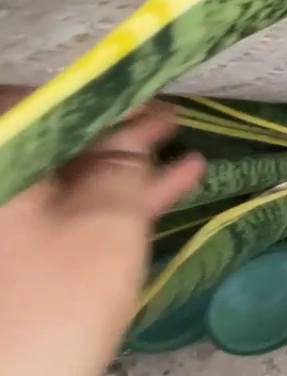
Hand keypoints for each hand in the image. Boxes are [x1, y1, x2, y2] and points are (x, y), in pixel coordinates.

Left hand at [0, 94, 202, 375]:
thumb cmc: (50, 300)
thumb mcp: (104, 223)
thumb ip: (121, 165)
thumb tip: (135, 125)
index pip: (28, 108)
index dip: (91, 89)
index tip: (143, 78)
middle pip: (41, 146)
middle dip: (107, 126)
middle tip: (165, 108)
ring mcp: (4, 234)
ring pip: (54, 182)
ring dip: (115, 161)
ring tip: (178, 141)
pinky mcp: (13, 267)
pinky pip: (52, 216)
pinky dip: (103, 198)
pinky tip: (170, 182)